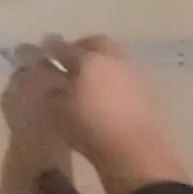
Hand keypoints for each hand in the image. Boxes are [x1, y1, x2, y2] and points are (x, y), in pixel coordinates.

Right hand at [6, 35, 187, 193]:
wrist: (136, 150)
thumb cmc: (89, 128)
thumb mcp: (58, 113)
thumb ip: (52, 94)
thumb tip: (51, 86)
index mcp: (88, 61)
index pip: (64, 48)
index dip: (51, 48)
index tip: (43, 48)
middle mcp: (113, 60)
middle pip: (97, 43)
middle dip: (82, 46)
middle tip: (70, 58)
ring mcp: (134, 73)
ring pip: (115, 58)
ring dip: (101, 62)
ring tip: (89, 78)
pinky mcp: (149, 91)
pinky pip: (126, 75)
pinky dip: (114, 78)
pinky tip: (107, 94)